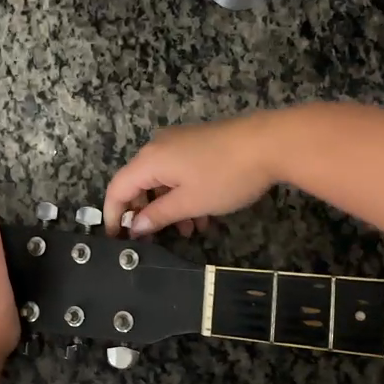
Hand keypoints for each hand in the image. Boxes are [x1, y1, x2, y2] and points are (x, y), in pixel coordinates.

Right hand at [104, 113, 280, 237]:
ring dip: (170, 207)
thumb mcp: (190, 202)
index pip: (117, 189)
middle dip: (146, 213)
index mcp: (150, 160)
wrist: (270, 143)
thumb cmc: (225, 176)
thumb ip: (158, 215)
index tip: (116, 240)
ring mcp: (180, 143)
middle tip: (156, 239)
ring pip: (162, 181)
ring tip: (189, 231)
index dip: (114, 215)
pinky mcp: (198, 144)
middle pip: (139, 184)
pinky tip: (203, 215)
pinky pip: (179, 173)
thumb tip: (135, 226)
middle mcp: (158, 147)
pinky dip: (184, 194)